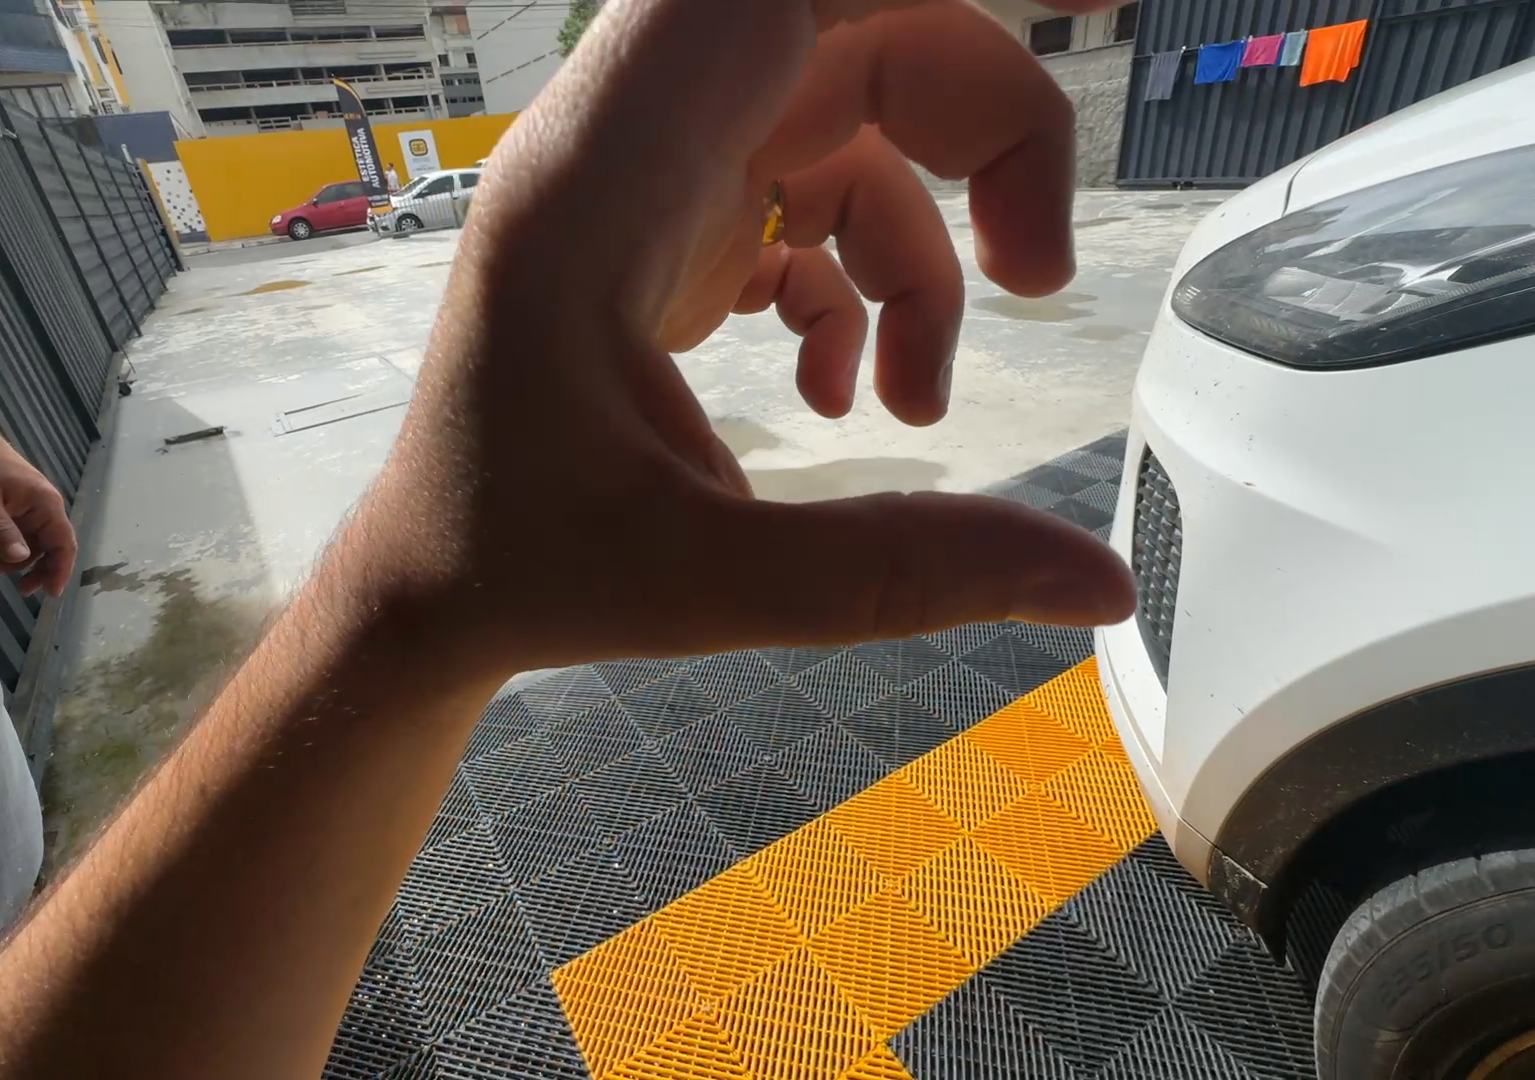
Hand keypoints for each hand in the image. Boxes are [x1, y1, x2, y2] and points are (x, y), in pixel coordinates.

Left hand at [0, 427, 76, 597]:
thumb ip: (2, 531)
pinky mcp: (13, 502)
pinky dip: (6, 545)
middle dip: (38, 569)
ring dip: (17, 558)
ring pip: (33, 539)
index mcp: (46, 505)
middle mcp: (44, 506)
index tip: (51, 594)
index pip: (64, 544)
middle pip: (52, 545)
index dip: (60, 569)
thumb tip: (23, 560)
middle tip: (17, 590)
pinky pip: (18, 530)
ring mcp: (29, 504)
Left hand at [345, 0, 1133, 681]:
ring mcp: (641, 195)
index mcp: (599, 190)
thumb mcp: (709, 583)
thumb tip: (1096, 584)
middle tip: (1034, 276)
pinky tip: (842, 392)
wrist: (438, 585)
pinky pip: (796, 212)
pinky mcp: (659, 245)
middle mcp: (617, 156)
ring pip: (836, 135)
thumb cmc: (527, 570)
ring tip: (915, 404)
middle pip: (848, 37)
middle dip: (978, 131)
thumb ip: (901, 574)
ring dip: (914, 256)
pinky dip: (853, 286)